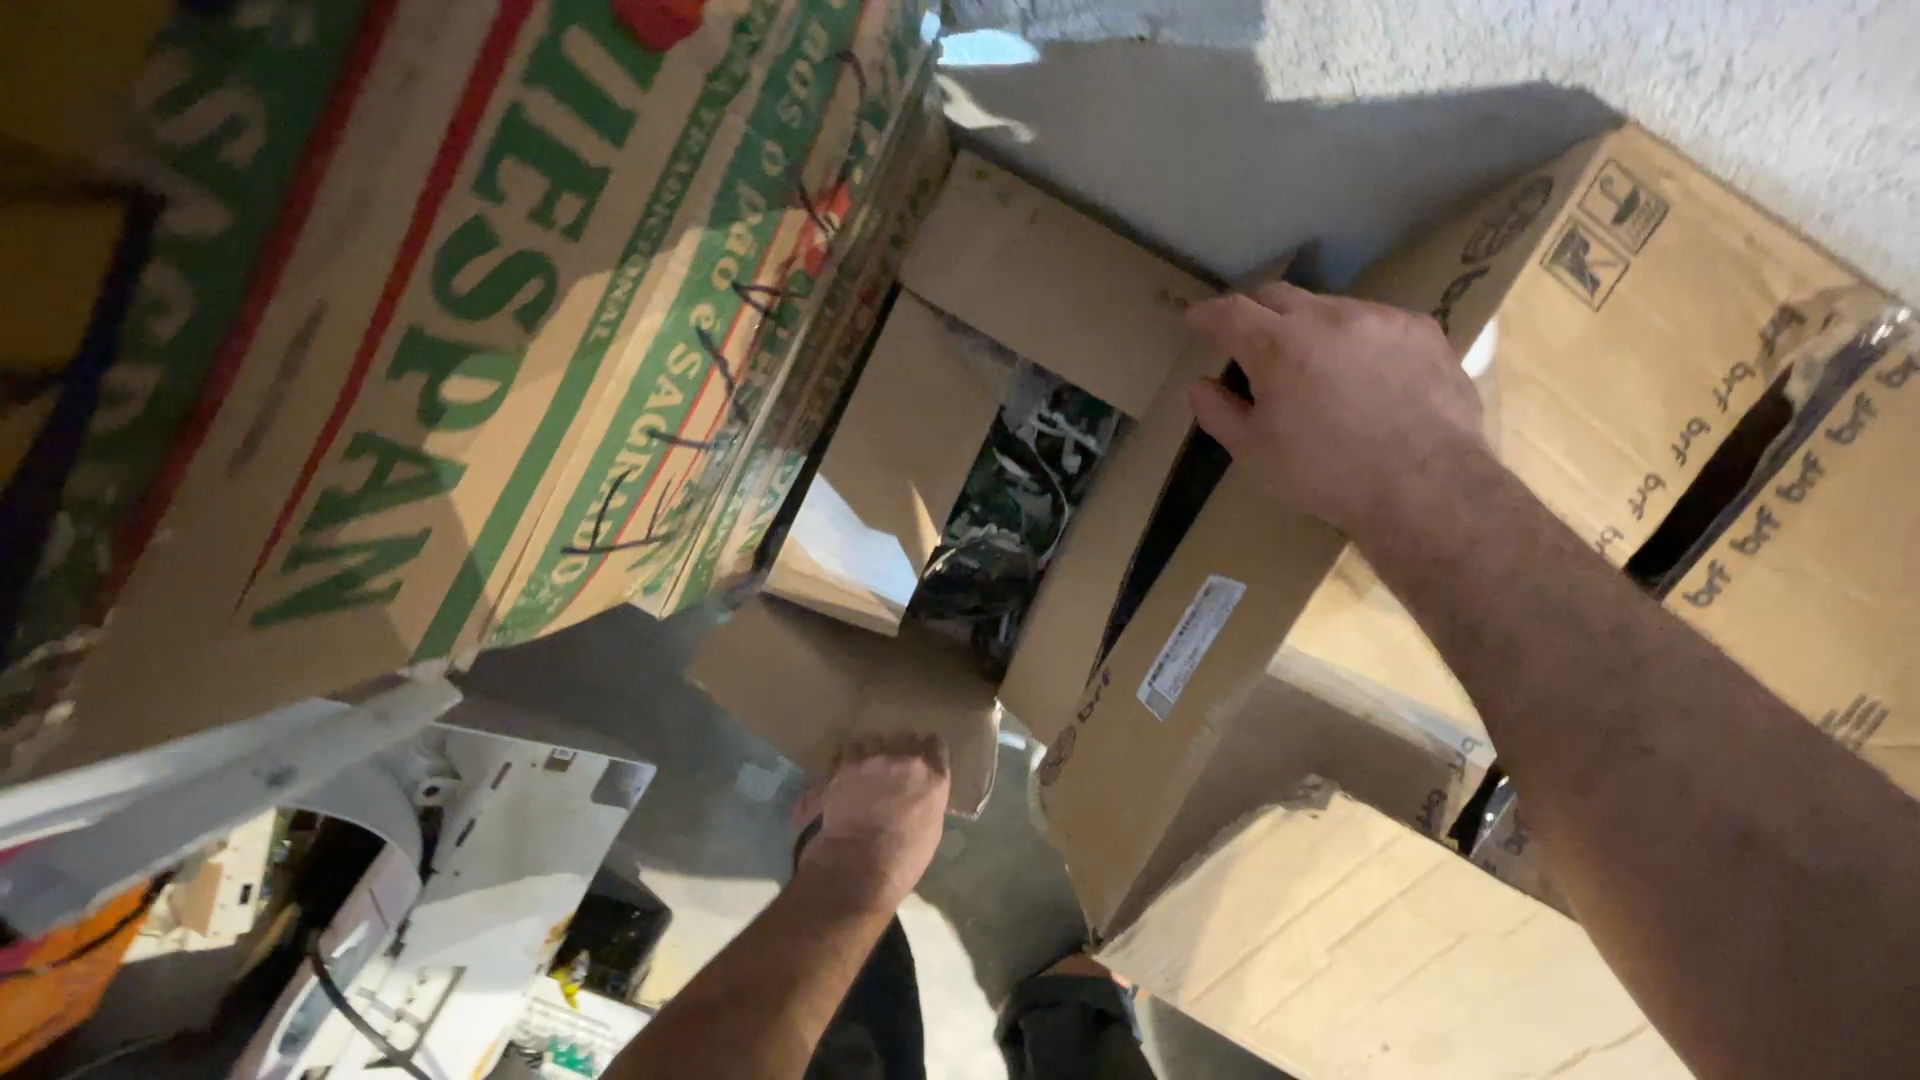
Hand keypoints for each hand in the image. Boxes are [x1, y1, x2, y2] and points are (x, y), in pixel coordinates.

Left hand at [796, 734, 949, 914]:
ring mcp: (877, 759)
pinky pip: (851, 749)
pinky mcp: (848, 764)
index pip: (936, 744)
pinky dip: (850, 757)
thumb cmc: (903, 859)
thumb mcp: (931, 828)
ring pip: (876, 739)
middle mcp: (909, 760)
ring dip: (873, 751)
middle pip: (906, 737)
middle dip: (900, 748)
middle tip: (892, 765)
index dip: (928, 750)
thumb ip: (928, 799)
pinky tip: (848, 770)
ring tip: (867, 767)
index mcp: (935, 777)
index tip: (922, 757)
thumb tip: (919, 793)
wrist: (859, 865)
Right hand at [1185, 283, 1485, 539]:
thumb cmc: (1326, 475)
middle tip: (1245, 336)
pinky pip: (1373, 322)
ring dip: (1307, 326)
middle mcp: (1328, 317)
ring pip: (1328, 306)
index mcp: (1279, 347)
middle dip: (1253, 311)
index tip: (1196, 320)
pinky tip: (1362, 374)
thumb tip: (1199, 385)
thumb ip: (1219, 413)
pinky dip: (1354, 338)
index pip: (1229, 312)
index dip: (1207, 314)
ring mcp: (1380, 318)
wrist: (1425, 486)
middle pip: (1277, 295)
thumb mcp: (1255, 453)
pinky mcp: (1421, 329)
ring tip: (1310, 363)